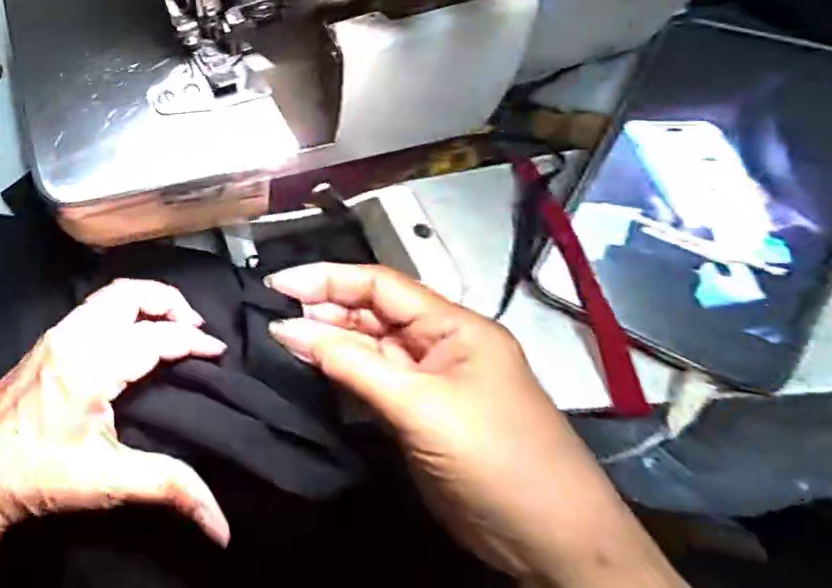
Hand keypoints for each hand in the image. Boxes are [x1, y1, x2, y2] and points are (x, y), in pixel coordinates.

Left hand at [0, 277, 233, 543]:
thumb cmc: (38, 471)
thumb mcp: (106, 482)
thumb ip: (168, 487)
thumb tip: (223, 525)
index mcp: (88, 363)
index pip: (151, 337)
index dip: (190, 340)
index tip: (219, 351)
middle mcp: (72, 336)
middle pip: (126, 294)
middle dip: (166, 299)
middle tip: (198, 325)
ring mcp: (56, 333)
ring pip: (107, 295)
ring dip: (143, 299)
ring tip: (174, 322)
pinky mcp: (48, 339)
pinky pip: (93, 306)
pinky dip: (122, 306)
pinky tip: (134, 329)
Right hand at [266, 263, 683, 587]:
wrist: (559, 553)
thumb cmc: (497, 461)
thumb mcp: (419, 407)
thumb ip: (349, 363)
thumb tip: (284, 327)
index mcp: (454, 327)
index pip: (379, 284)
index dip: (326, 278)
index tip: (277, 284)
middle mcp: (440, 344)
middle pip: (369, 311)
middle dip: (321, 308)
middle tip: (272, 314)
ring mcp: (429, 379)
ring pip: (365, 344)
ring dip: (326, 340)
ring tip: (281, 338)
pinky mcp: (418, 411)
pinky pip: (368, 376)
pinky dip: (337, 369)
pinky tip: (307, 365)